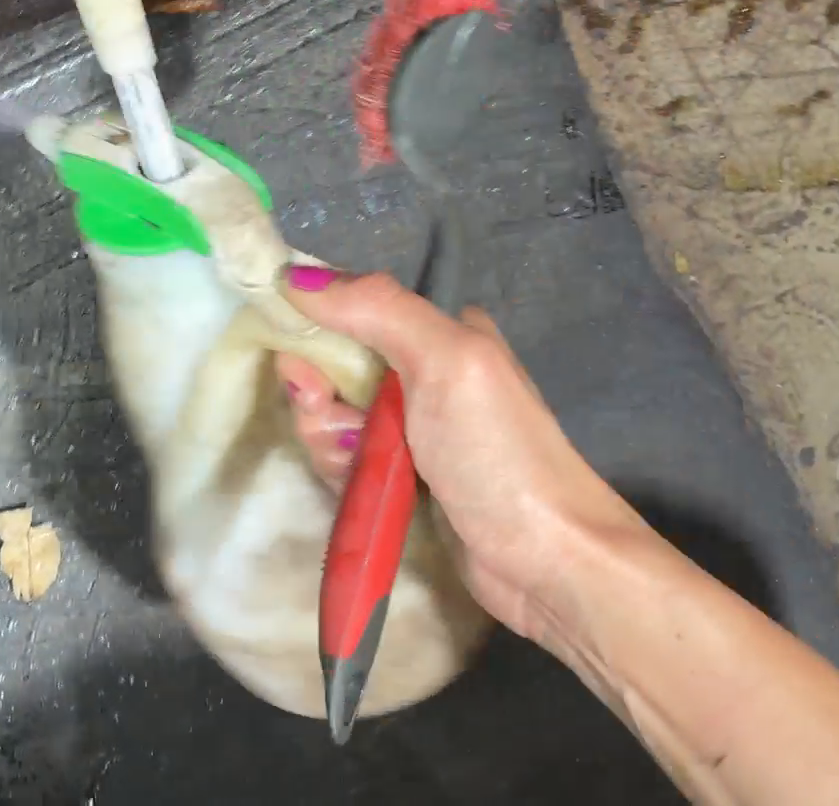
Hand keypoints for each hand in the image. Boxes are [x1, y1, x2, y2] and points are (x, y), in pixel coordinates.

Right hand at [273, 265, 649, 641]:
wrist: (547, 564)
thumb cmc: (498, 454)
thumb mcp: (446, 363)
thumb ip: (375, 309)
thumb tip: (291, 274)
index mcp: (441, 332)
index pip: (349, 310)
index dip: (312, 333)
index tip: (303, 369)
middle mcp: (420, 372)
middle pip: (328, 366)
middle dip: (318, 398)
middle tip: (343, 425)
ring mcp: (406, 425)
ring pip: (326, 413)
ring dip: (327, 438)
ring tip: (360, 464)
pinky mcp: (393, 471)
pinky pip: (337, 452)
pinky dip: (337, 466)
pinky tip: (360, 482)